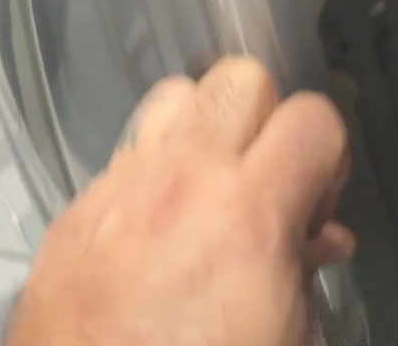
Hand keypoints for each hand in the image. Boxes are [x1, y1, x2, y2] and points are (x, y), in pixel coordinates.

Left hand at [6, 58, 353, 345]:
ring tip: (203, 186)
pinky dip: (150, 177)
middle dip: (264, 118)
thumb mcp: (288, 336)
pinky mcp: (70, 217)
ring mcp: (119, 192)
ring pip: (175, 95)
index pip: (315, 114)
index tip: (314, 201)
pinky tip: (148, 233)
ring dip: (201, 129)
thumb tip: (322, 235)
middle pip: (241, 78)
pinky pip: (125, 156)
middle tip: (260, 179)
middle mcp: (185, 182)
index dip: (327, 152)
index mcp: (250, 212)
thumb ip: (308, 265)